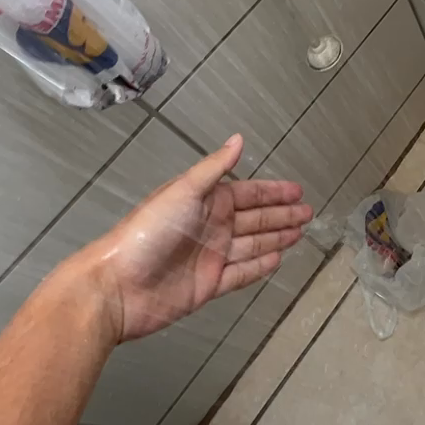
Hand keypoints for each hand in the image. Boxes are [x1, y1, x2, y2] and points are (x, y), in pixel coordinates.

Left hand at [55, 133, 311, 343]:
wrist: (116, 285)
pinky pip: (241, 273)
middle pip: (256, 219)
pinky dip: (260, 266)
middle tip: (308, 213)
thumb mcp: (183, 191)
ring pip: (253, 244)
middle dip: (282, 215)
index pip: (250, 193)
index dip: (274, 192)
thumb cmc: (147, 231)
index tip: (298, 190)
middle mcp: (212, 226)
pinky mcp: (208, 285)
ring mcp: (211, 257)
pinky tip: (277, 259)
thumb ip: (214, 168)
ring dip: (276, 238)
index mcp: (207, 201)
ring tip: (300, 234)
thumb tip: (239, 139)